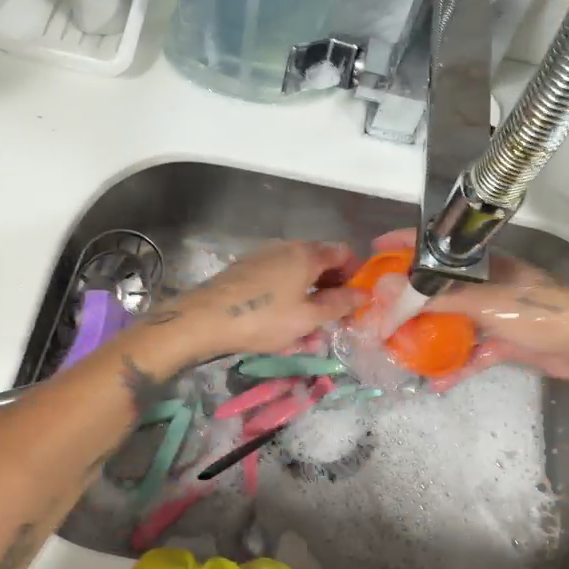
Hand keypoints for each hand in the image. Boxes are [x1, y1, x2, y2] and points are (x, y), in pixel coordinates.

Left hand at [139, 240, 366, 365]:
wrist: (204, 318)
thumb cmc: (263, 318)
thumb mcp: (307, 318)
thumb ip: (339, 304)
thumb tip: (364, 294)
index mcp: (307, 254)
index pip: (343, 253)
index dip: (354, 274)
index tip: (355, 300)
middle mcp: (287, 246)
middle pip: (320, 259)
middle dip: (332, 286)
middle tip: (334, 315)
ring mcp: (264, 254)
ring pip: (297, 270)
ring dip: (309, 291)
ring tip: (307, 322)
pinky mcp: (246, 267)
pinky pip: (278, 275)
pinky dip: (288, 291)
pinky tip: (281, 316)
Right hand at [368, 231, 568, 385]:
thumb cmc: (537, 310)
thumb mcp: (483, 302)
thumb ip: (435, 298)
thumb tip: (387, 292)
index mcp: (484, 262)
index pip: (437, 245)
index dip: (405, 244)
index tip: (375, 251)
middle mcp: (488, 283)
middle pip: (442, 287)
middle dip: (412, 299)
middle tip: (380, 310)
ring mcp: (498, 313)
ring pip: (455, 321)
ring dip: (431, 334)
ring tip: (399, 347)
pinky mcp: (508, 341)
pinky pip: (474, 351)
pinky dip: (457, 364)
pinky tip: (436, 381)